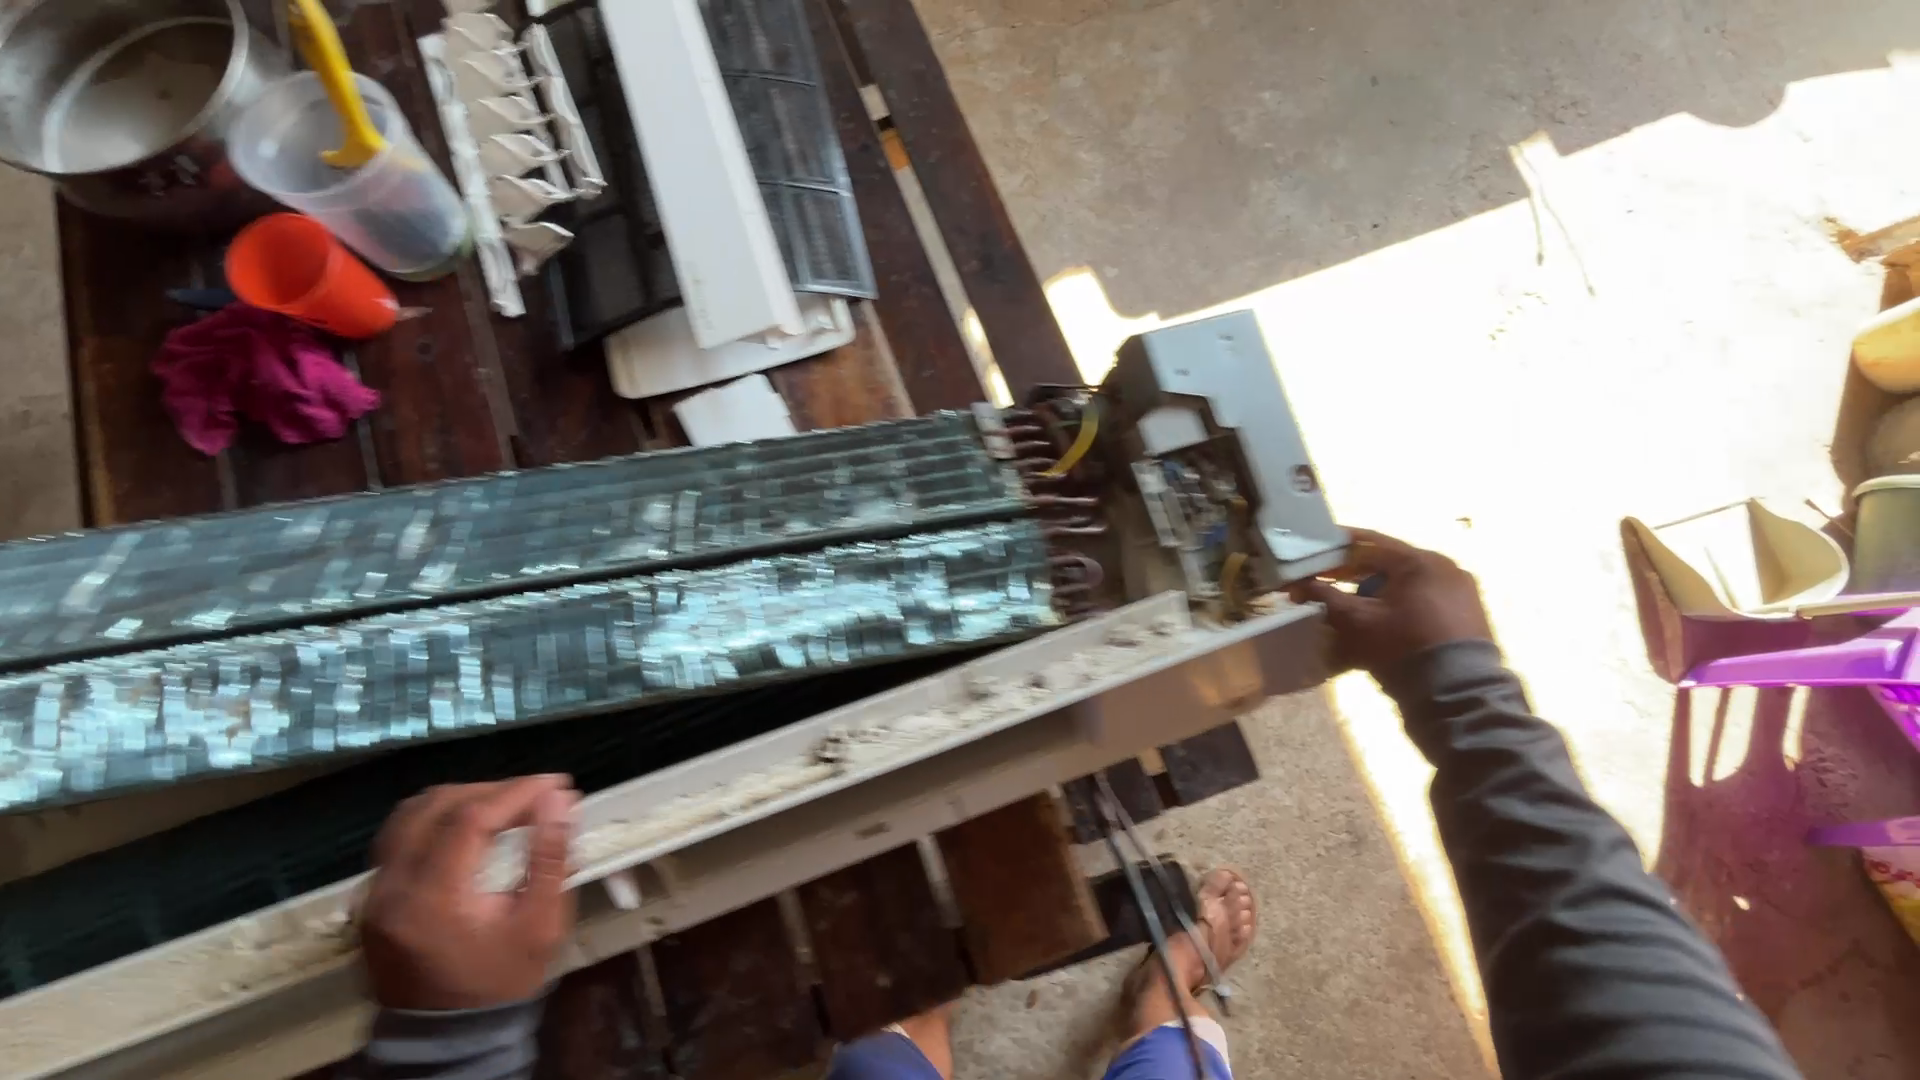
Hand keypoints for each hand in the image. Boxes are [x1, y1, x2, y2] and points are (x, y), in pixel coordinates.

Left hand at [360, 775, 579, 1010]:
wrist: (448, 1034)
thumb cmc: (502, 978)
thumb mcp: (541, 923)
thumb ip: (550, 856)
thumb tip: (558, 798)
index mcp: (432, 899)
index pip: (470, 819)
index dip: (517, 792)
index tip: (557, 783)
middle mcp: (391, 890)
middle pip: (437, 806)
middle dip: (493, 790)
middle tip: (536, 797)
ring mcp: (374, 894)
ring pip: (410, 814)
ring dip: (462, 799)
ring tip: (505, 806)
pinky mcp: (372, 897)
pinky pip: (399, 835)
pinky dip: (437, 818)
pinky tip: (470, 826)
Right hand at [1293, 528, 1492, 674]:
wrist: (1458, 693)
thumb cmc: (1402, 647)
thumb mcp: (1356, 621)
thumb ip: (1326, 597)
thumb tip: (1298, 585)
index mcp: (1419, 561)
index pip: (1368, 542)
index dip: (1335, 547)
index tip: (1311, 552)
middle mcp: (1444, 567)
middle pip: (1387, 562)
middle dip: (1351, 572)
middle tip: (1321, 581)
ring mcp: (1460, 590)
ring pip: (1405, 580)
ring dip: (1373, 588)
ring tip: (1347, 603)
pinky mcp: (1467, 612)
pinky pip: (1423, 596)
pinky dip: (1397, 601)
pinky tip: (1378, 617)